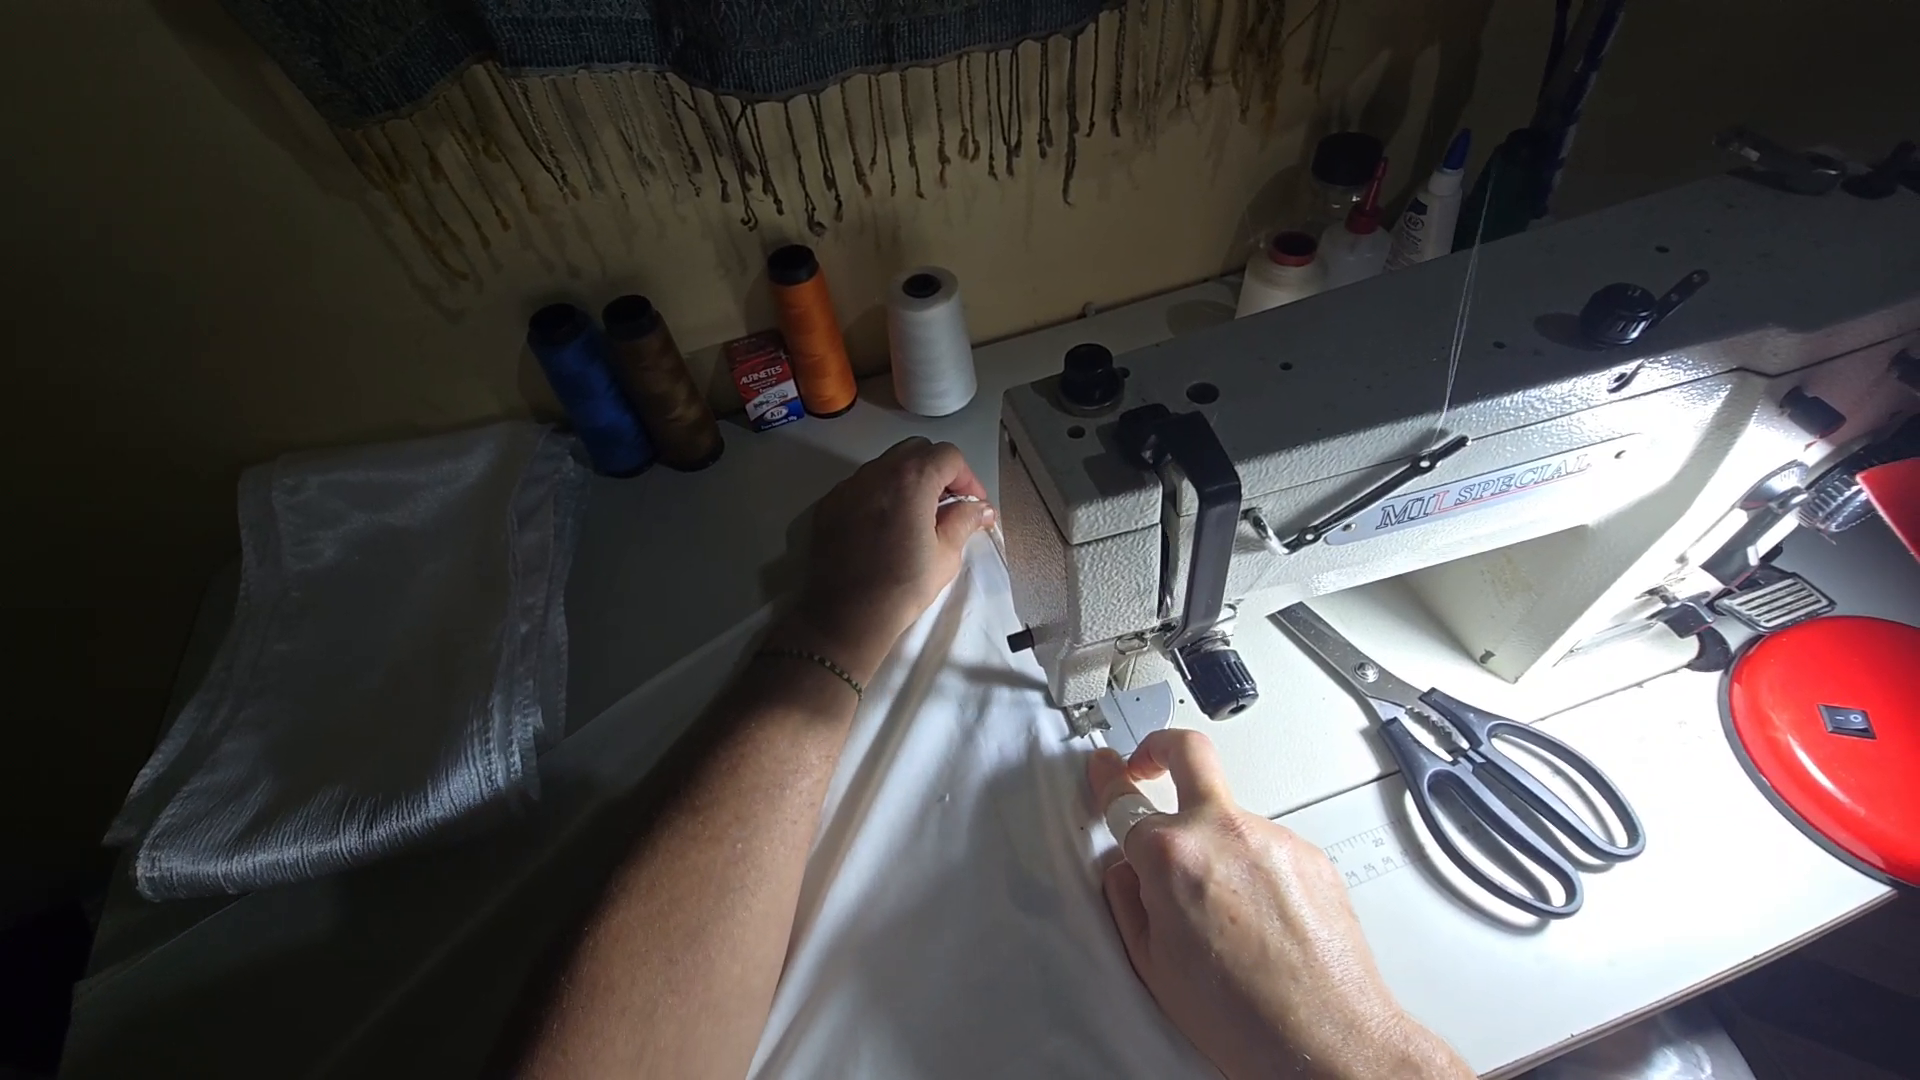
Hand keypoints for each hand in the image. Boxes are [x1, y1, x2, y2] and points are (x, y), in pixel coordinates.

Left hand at [778, 438, 993, 682]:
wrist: (848, 614)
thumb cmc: (903, 585)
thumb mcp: (946, 554)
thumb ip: (965, 520)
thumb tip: (981, 509)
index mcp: (911, 479)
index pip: (948, 455)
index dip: (967, 477)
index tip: (972, 504)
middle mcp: (877, 472)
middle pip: (916, 451)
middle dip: (937, 471)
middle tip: (947, 504)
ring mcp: (849, 486)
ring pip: (886, 465)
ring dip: (907, 481)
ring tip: (916, 515)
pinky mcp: (829, 504)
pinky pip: (862, 485)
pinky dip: (880, 494)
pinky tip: (885, 526)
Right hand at [1090, 730, 1471, 1079]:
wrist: (1332, 1044)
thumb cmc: (1244, 1018)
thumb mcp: (1152, 964)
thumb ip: (1127, 899)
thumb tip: (1126, 868)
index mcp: (1171, 855)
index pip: (1124, 798)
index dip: (1107, 777)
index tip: (1105, 767)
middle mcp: (1221, 830)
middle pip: (1187, 752)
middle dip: (1158, 747)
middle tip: (1147, 762)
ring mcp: (1270, 837)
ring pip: (1228, 815)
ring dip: (1216, 842)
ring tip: (1227, 909)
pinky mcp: (1308, 853)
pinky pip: (1264, 845)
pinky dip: (1254, 868)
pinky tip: (1260, 917)